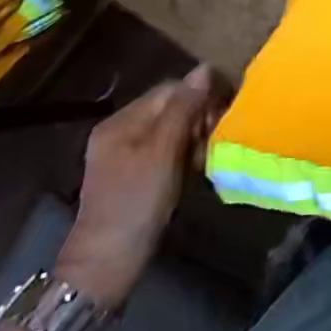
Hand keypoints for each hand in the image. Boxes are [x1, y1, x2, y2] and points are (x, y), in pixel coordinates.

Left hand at [54, 65, 222, 306]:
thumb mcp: (163, 151)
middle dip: (199, 117)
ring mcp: (125, 154)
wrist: (107, 262)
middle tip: (214, 139)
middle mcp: (120, 131)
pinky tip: (194, 168)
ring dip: (195, 137)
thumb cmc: (136, 201)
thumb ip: (184, 108)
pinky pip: (167, 149)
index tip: (222, 115)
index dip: (200, 96)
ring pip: (173, 129)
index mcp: (121, 121)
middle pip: (172, 107)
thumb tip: (204, 68)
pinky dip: (185, 153)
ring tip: (206, 156)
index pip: (171, 89)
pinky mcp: (134, 174)